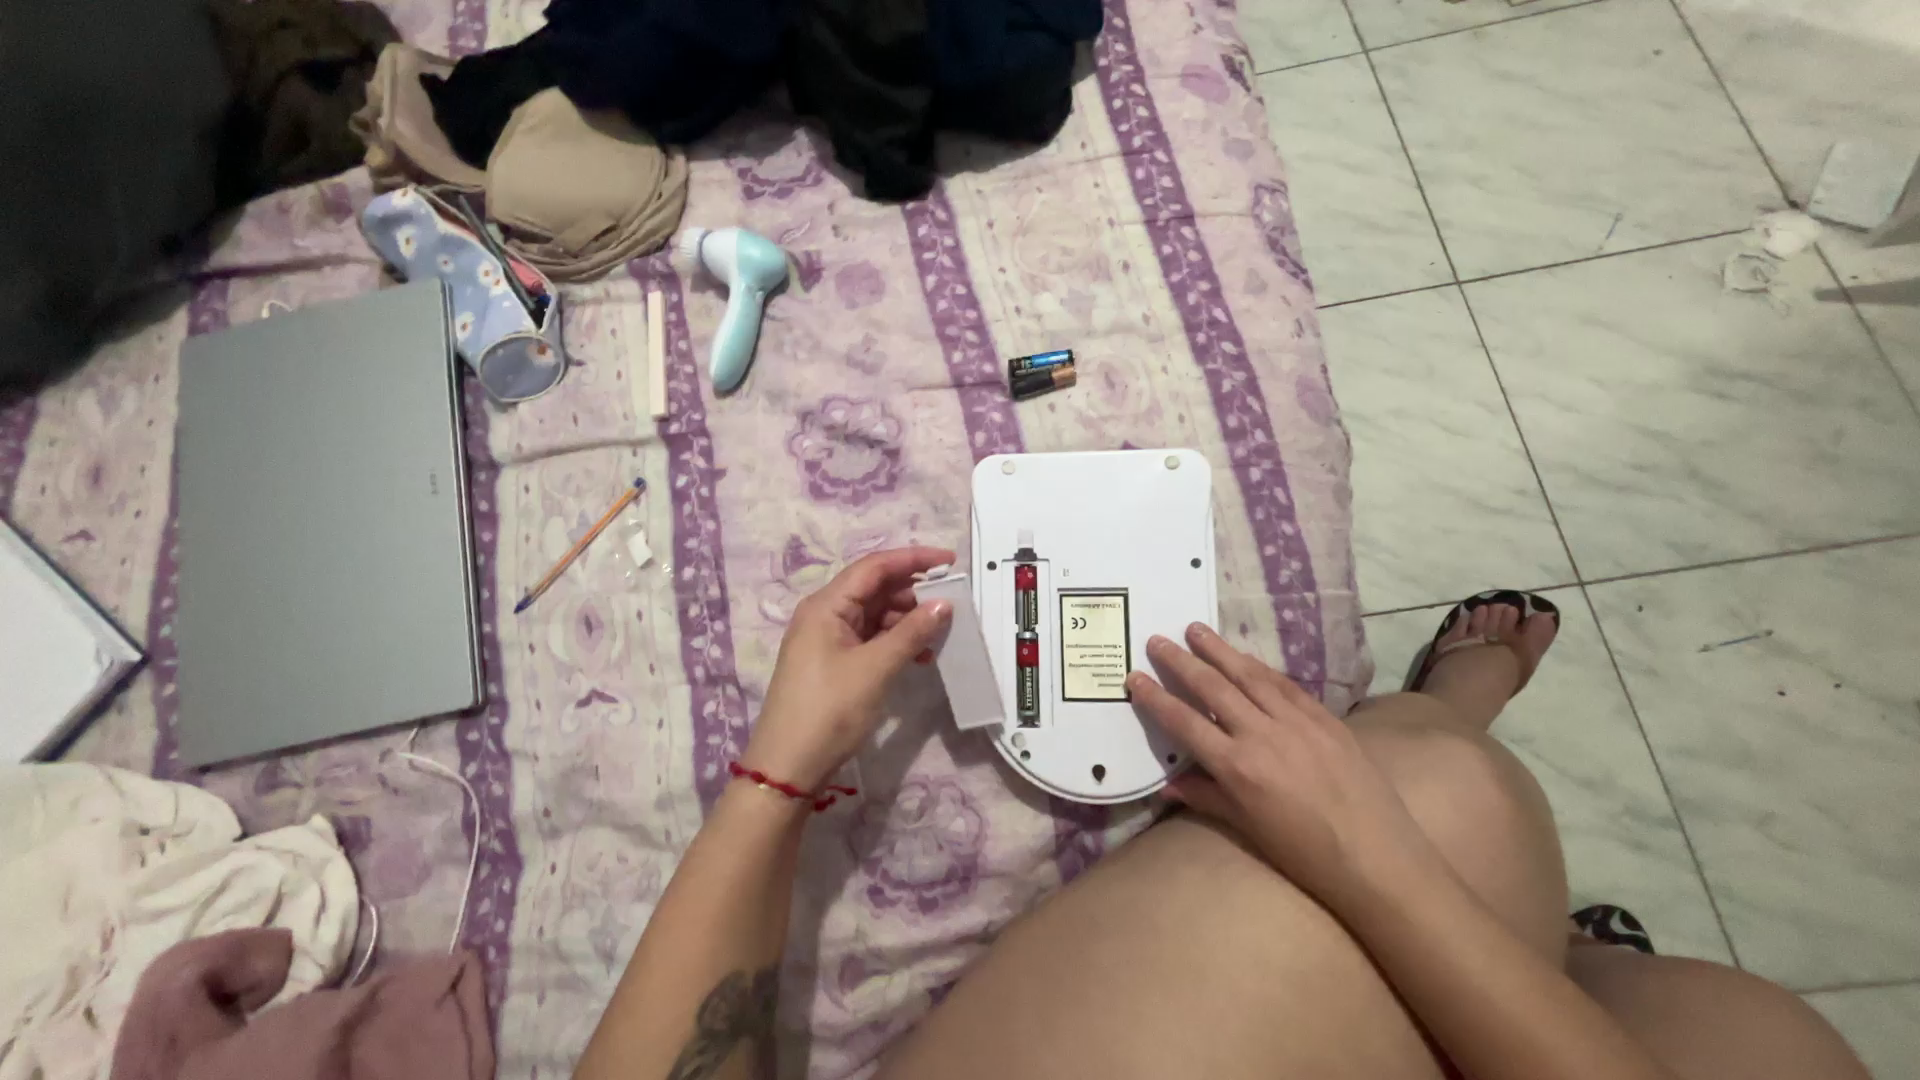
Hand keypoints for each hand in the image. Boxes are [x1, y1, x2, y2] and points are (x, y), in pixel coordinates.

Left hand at [742, 546, 955, 792]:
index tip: (950, 561)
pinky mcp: (833, 663)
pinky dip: (895, 642)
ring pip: (875, 615)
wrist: (788, 767)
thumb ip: (911, 632)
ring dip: (907, 620)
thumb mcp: (875, 669)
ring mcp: (827, 640)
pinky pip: (870, 639)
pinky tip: (919, 656)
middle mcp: (824, 614)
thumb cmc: (829, 710)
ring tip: (939, 635)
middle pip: (874, 588)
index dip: (913, 559)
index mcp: (826, 605)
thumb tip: (944, 603)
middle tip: (951, 605)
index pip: (874, 566)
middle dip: (913, 593)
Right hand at [1127, 623, 1442, 906]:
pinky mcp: (1326, 718)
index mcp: (1238, 767)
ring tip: (1196, 629)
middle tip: (1158, 640)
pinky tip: (1245, 657)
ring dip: (1219, 650)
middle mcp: (1262, 735)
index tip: (1134, 677)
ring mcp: (1297, 722)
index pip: (1185, 722)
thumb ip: (1206, 797)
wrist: (1379, 859)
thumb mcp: (1248, 829)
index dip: (1156, 698)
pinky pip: (1285, 684)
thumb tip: (1168, 784)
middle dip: (1181, 661)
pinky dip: (1260, 667)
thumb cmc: (1306, 854)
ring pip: (1249, 675)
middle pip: (1212, 687)